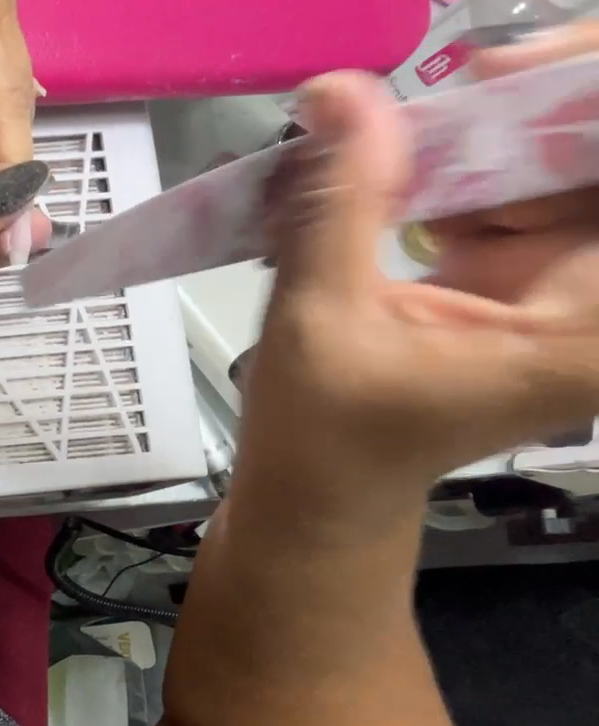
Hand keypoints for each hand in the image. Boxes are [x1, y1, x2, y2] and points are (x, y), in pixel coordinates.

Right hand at [237, 62, 598, 523]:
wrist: (320, 491)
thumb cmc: (320, 438)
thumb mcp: (316, 323)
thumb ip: (337, 207)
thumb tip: (338, 94)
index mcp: (595, 322)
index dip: (585, 94)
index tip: (493, 71)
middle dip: (535, 109)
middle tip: (442, 95)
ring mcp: (585, 279)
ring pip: (574, 160)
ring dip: (490, 138)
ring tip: (395, 146)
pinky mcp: (543, 271)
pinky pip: (534, 186)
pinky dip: (468, 169)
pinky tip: (401, 183)